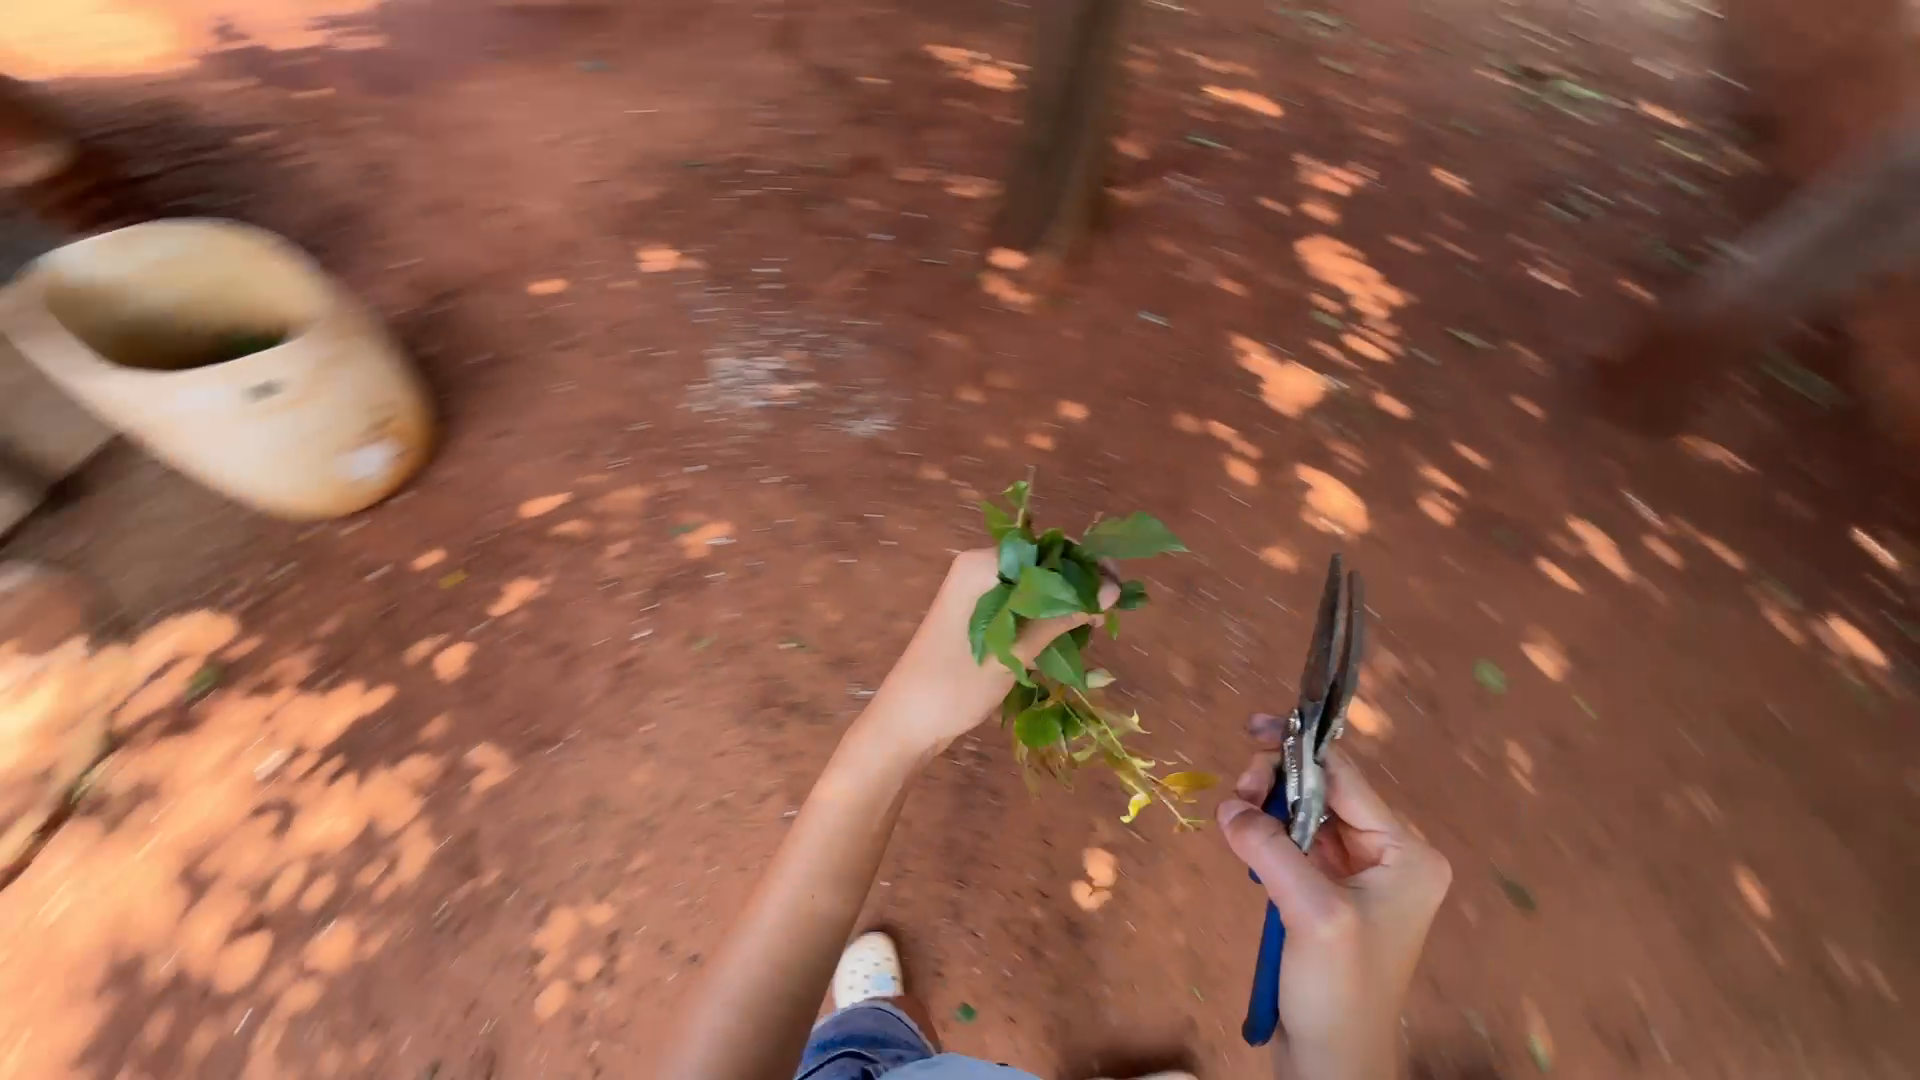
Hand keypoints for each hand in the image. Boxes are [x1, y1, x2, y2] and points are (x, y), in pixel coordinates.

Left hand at [862, 549, 1116, 756]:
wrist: (905, 722)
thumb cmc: (955, 685)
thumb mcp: (1015, 651)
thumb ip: (1062, 617)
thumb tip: (1114, 590)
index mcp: (982, 565)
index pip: (1048, 549)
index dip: (1086, 567)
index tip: (1118, 594)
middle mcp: (979, 568)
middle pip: (1043, 565)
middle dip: (1077, 588)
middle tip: (1106, 619)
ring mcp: (976, 592)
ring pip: (1035, 587)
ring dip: (1063, 606)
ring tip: (1091, 631)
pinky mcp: (978, 616)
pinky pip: (1020, 605)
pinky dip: (1043, 620)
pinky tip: (1065, 640)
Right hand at [1217, 714, 1450, 1079]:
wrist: (1335, 1064)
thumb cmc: (1340, 990)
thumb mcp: (1311, 912)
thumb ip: (1269, 846)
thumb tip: (1229, 807)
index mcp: (1405, 853)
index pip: (1345, 778)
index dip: (1298, 748)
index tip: (1253, 727)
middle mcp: (1388, 855)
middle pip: (1321, 790)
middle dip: (1275, 783)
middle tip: (1237, 797)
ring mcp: (1359, 873)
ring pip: (1303, 813)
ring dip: (1266, 808)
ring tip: (1236, 824)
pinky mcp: (1329, 891)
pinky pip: (1293, 841)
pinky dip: (1266, 834)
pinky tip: (1247, 842)